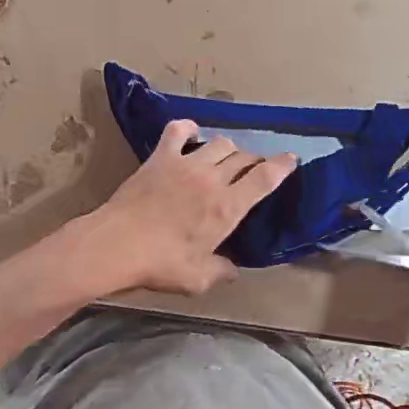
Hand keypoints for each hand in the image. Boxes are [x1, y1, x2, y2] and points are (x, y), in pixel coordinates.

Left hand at [81, 119, 297, 294]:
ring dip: (228, 149)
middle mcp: (213, 179)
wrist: (117, 244)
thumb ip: (220, 271)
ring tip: (226, 158)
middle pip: (243, 158)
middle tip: (254, 169)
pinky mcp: (160, 158)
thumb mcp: (198, 279)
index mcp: (227, 208)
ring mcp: (186, 164)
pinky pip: (178, 131)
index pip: (265, 178)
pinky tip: (191, 132)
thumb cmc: (160, 264)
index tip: (291, 158)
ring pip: (219, 143)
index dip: (282, 166)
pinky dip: (188, 128)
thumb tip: (231, 270)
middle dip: (255, 161)